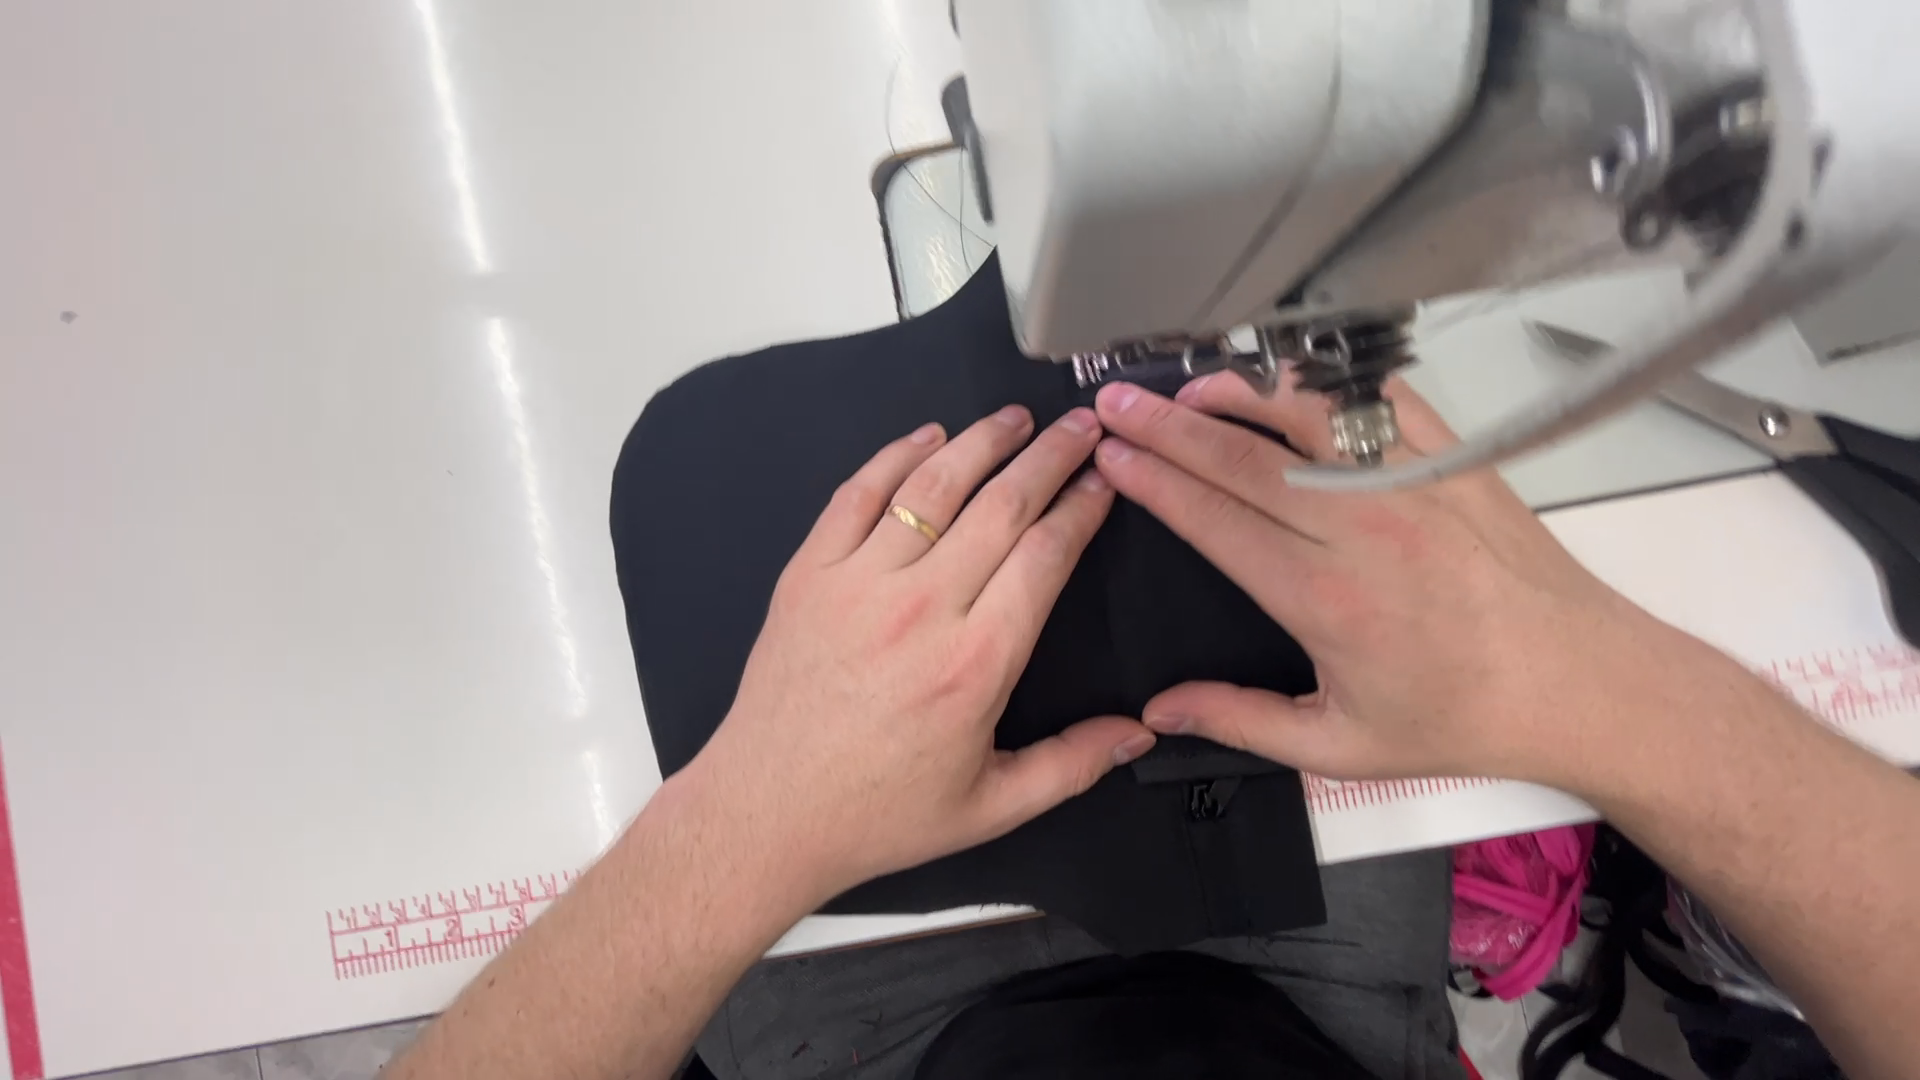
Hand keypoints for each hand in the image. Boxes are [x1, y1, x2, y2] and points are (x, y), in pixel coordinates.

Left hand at [676, 406, 1154, 903]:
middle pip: (1001, 505)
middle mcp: (922, 607)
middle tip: (1079, 425)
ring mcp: (858, 582)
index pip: (1046, 554)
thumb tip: (1141, 731)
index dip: (1082, 506)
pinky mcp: (809, 573)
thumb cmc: (881, 811)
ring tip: (1014, 418)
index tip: (1103, 476)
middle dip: (1050, 456)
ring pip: (933, 487)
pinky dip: (895, 457)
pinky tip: (928, 437)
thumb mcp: (991, 807)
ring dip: (981, 442)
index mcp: (977, 661)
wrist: (767, 810)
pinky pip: (857, 495)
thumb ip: (1072, 764)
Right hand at [1089, 375, 1708, 791]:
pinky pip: (1373, 400)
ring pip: (1302, 414)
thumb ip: (1240, 720)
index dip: (1152, 482)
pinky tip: (1279, 380)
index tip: (1112, 455)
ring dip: (1234, 392)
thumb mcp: (1340, 747)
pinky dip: (1318, 383)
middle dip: (1164, 427)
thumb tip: (1159, 710)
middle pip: (1240, 459)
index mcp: (1324, 599)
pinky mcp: (1450, 460)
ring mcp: (1410, 484)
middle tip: (1116, 403)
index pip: (1213, 520)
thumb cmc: (1457, 719)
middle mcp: (1362, 529)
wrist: (1586, 686)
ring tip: (1185, 388)